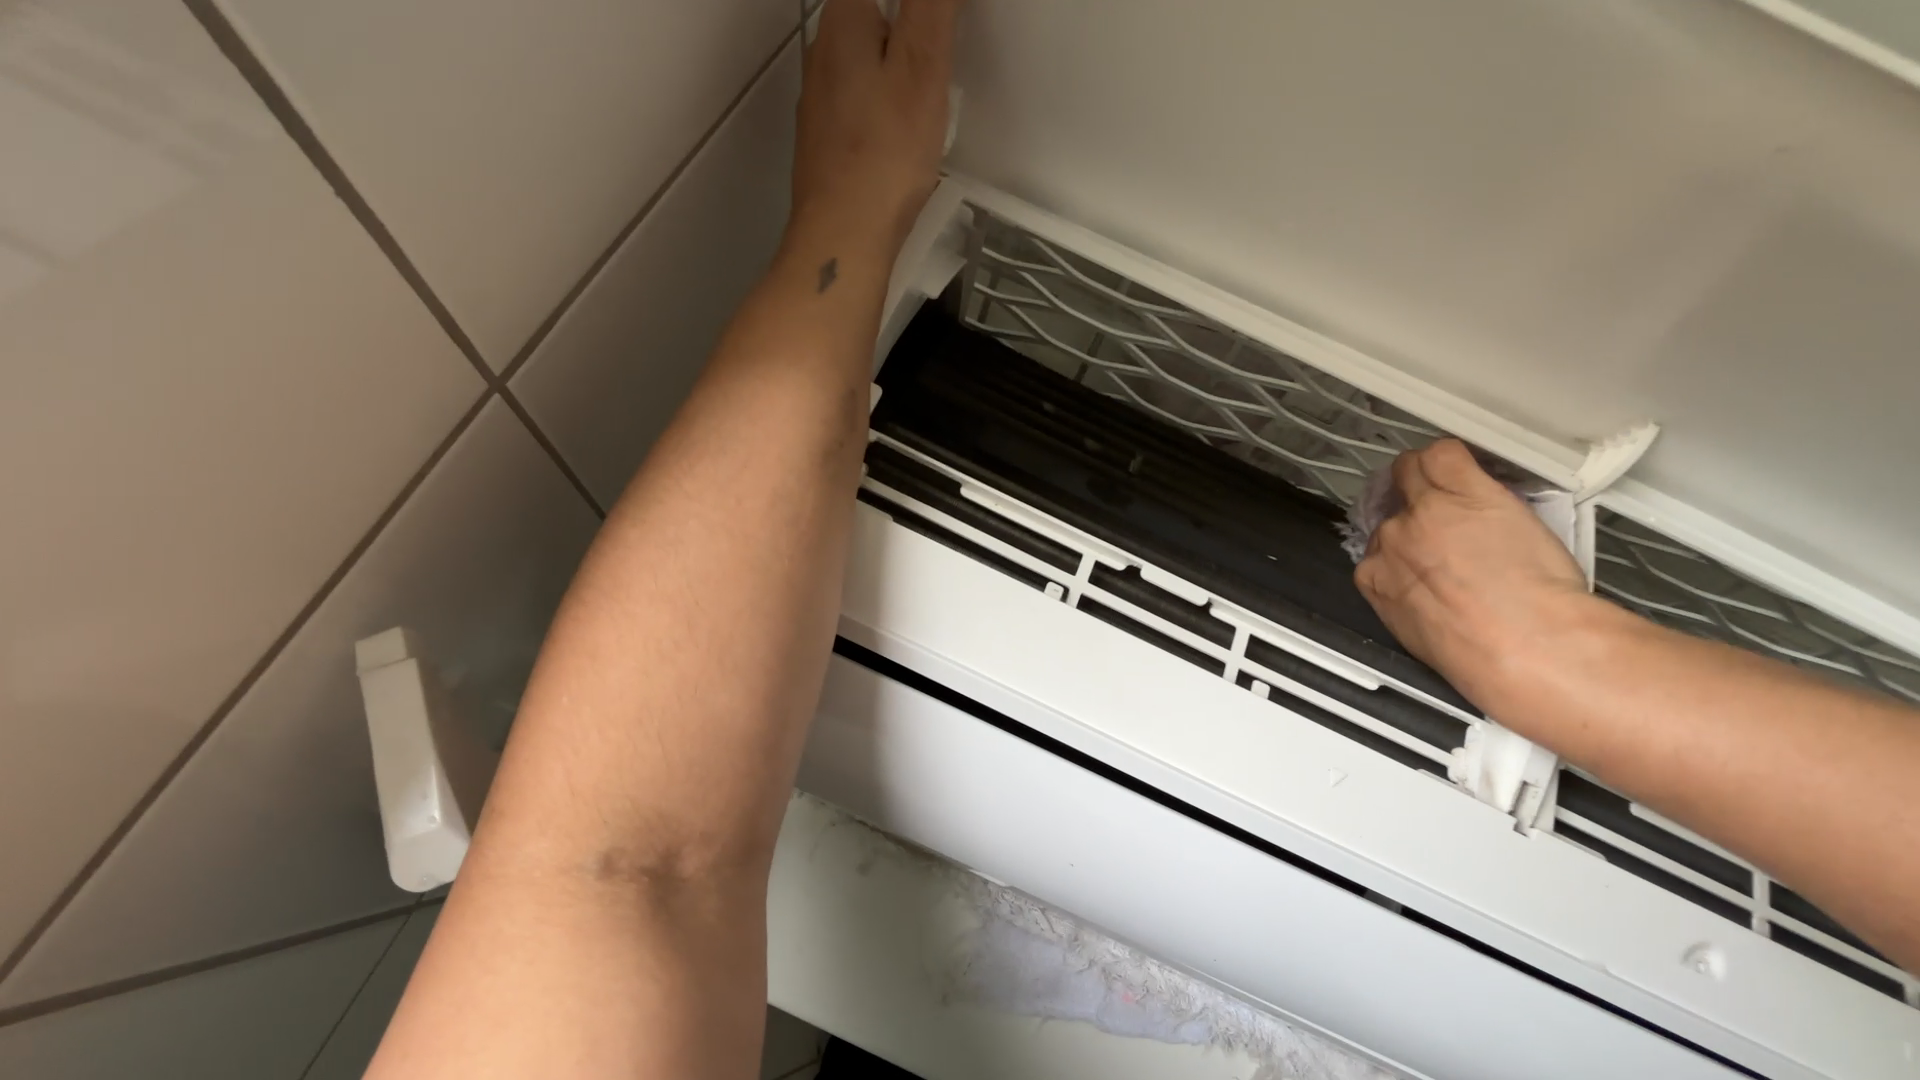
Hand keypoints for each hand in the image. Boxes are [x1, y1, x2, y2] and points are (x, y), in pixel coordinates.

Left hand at [791, 0, 962, 255]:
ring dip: (897, 68)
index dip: (920, 4)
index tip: (947, 21)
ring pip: (863, 62)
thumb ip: (930, 4)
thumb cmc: (885, 154)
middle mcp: (821, 54)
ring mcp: (818, 101)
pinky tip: (904, 134)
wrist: (844, 236)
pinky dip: (885, 105)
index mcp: (842, 22)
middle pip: (868, 15)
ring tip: (931, 95)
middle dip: (907, 28)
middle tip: (944, 54)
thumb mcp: (922, 65)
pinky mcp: (825, 141)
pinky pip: (860, 103)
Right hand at [1355, 440, 1597, 708]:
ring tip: (1458, 489)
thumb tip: (1424, 593)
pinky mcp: (1468, 492)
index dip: (1400, 541)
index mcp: (1376, 580)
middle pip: (1390, 508)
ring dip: (1428, 478)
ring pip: (1411, 471)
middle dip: (1411, 509)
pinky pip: (1445, 455)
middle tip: (1441, 516)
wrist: (1525, 645)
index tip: (1418, 545)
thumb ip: (1409, 602)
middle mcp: (1392, 541)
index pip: (1376, 546)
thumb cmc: (1485, 656)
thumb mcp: (1424, 638)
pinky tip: (1467, 466)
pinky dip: (1452, 455)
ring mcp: (1426, 513)